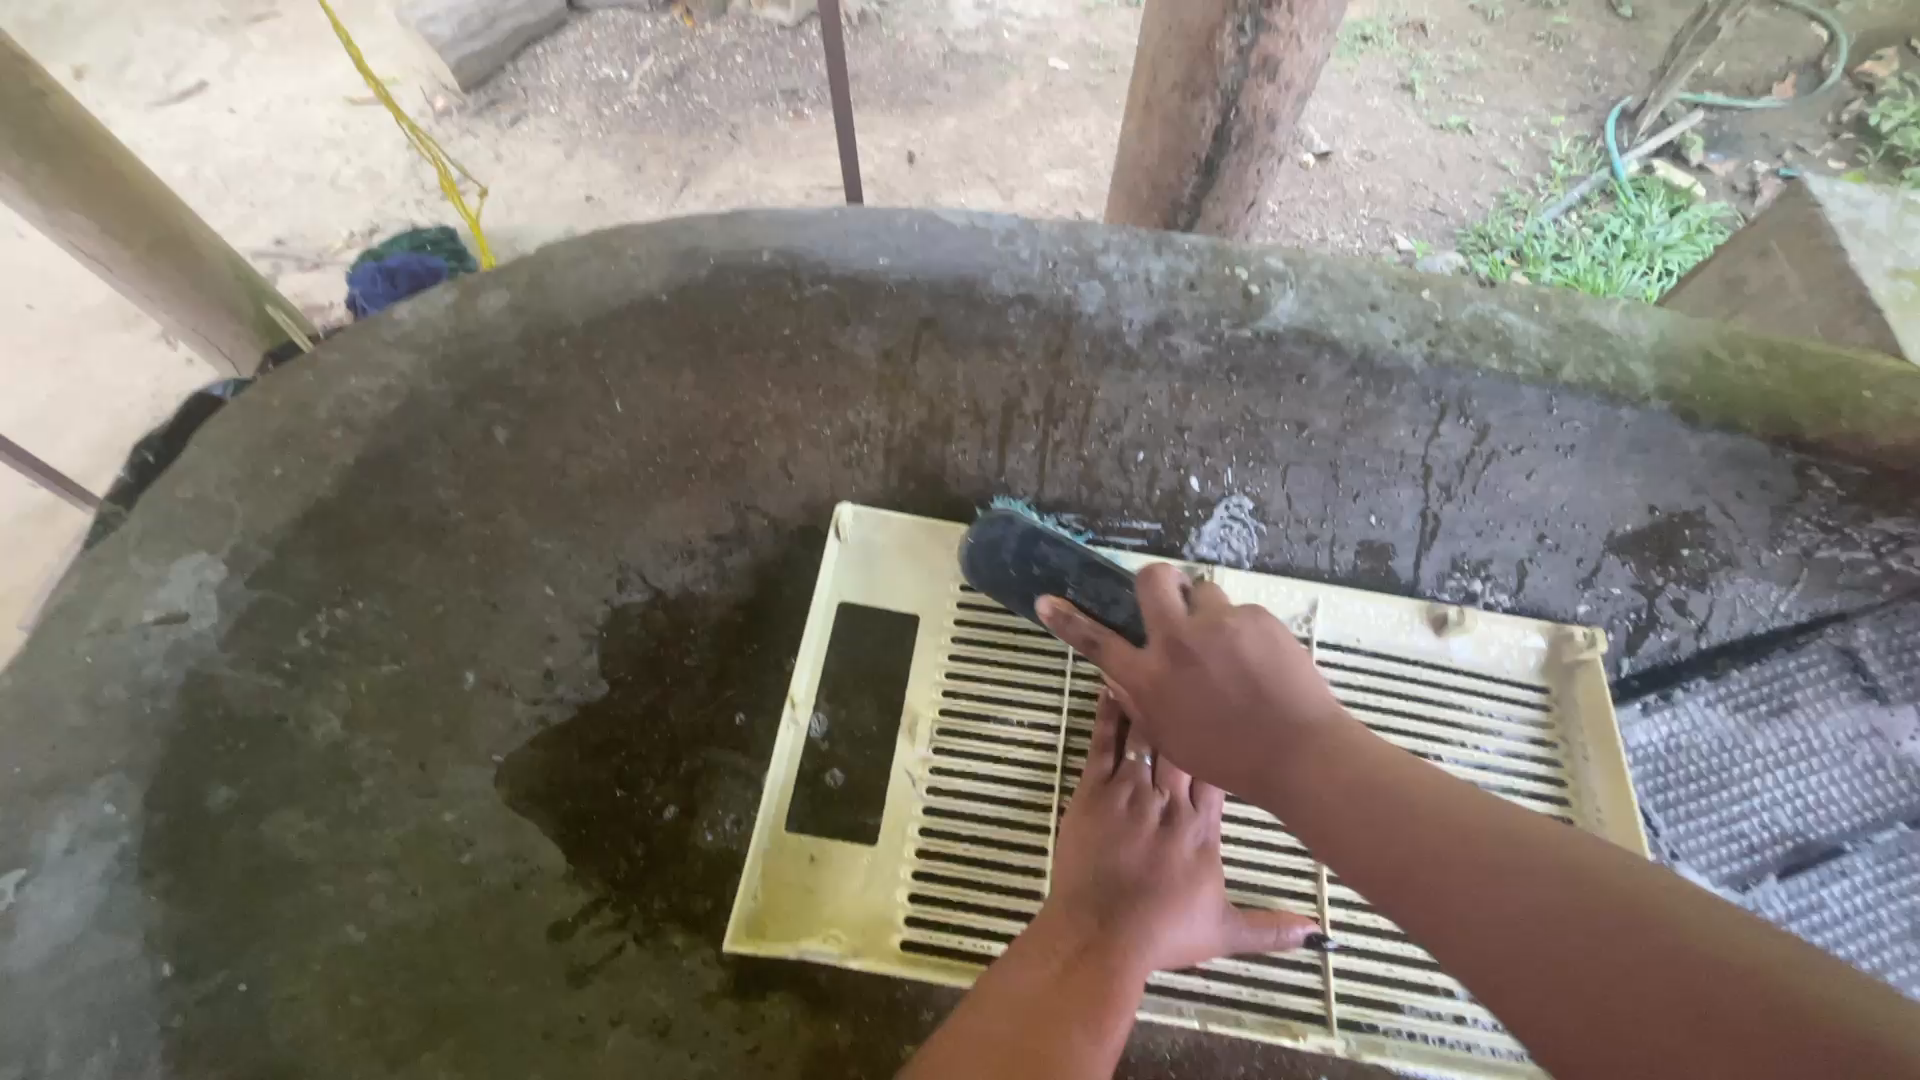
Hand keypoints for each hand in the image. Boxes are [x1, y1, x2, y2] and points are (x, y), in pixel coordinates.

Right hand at [1036, 563, 1351, 800]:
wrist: (1301, 754)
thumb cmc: (1230, 757)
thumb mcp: (1171, 738)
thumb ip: (1140, 701)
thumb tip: (1120, 674)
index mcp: (1151, 678)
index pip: (1097, 642)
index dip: (1068, 620)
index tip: (1047, 601)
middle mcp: (1178, 642)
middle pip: (1152, 579)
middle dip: (1155, 582)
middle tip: (1170, 602)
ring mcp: (1219, 624)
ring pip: (1202, 591)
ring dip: (1205, 611)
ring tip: (1226, 646)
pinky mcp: (1256, 618)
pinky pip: (1239, 611)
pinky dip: (1242, 630)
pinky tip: (1259, 661)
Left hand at [1036, 689, 1319, 977]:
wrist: (1104, 933)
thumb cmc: (1162, 932)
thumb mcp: (1223, 931)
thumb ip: (1270, 928)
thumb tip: (1317, 932)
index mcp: (1202, 827)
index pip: (1216, 772)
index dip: (1217, 741)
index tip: (1222, 712)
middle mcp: (1171, 799)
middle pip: (1182, 743)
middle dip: (1184, 711)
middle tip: (1185, 672)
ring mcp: (1130, 791)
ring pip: (1145, 735)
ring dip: (1147, 701)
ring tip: (1150, 665)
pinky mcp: (1093, 791)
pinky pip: (1104, 744)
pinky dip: (1109, 715)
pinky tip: (1112, 686)